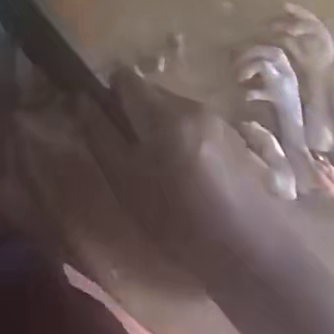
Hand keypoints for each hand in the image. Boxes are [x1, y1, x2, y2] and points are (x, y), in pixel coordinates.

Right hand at [76, 68, 298, 266]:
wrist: (254, 258)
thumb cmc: (178, 222)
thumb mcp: (124, 179)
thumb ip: (99, 132)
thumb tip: (80, 98)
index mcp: (161, 111)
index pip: (124, 76)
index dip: (108, 95)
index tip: (107, 125)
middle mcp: (190, 104)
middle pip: (149, 92)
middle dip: (134, 114)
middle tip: (131, 155)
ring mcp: (217, 121)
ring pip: (172, 110)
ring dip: (159, 129)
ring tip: (161, 173)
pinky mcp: (236, 140)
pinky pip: (194, 127)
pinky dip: (183, 142)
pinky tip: (190, 181)